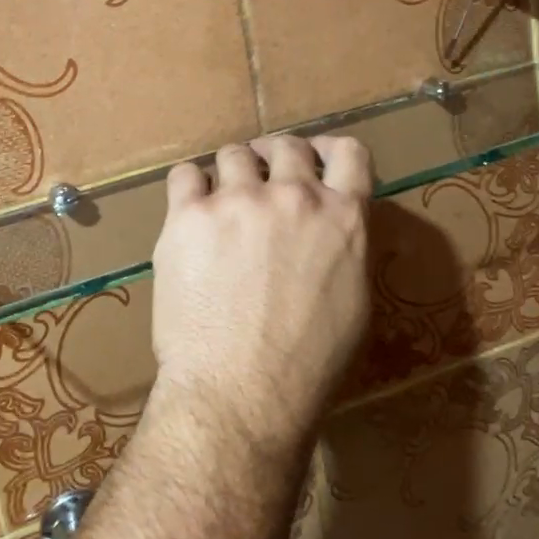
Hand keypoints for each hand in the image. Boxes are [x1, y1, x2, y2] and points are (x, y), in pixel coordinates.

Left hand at [149, 135, 371, 447]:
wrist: (240, 392)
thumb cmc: (307, 366)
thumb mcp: (353, 305)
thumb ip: (344, 250)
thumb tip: (330, 230)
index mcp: (343, 218)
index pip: (348, 152)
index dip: (328, 151)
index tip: (312, 160)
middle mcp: (294, 196)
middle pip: (286, 146)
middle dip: (275, 158)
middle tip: (261, 180)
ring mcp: (239, 200)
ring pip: (234, 154)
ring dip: (231, 173)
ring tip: (222, 202)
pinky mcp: (190, 214)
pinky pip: (185, 174)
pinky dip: (190, 188)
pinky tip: (190, 212)